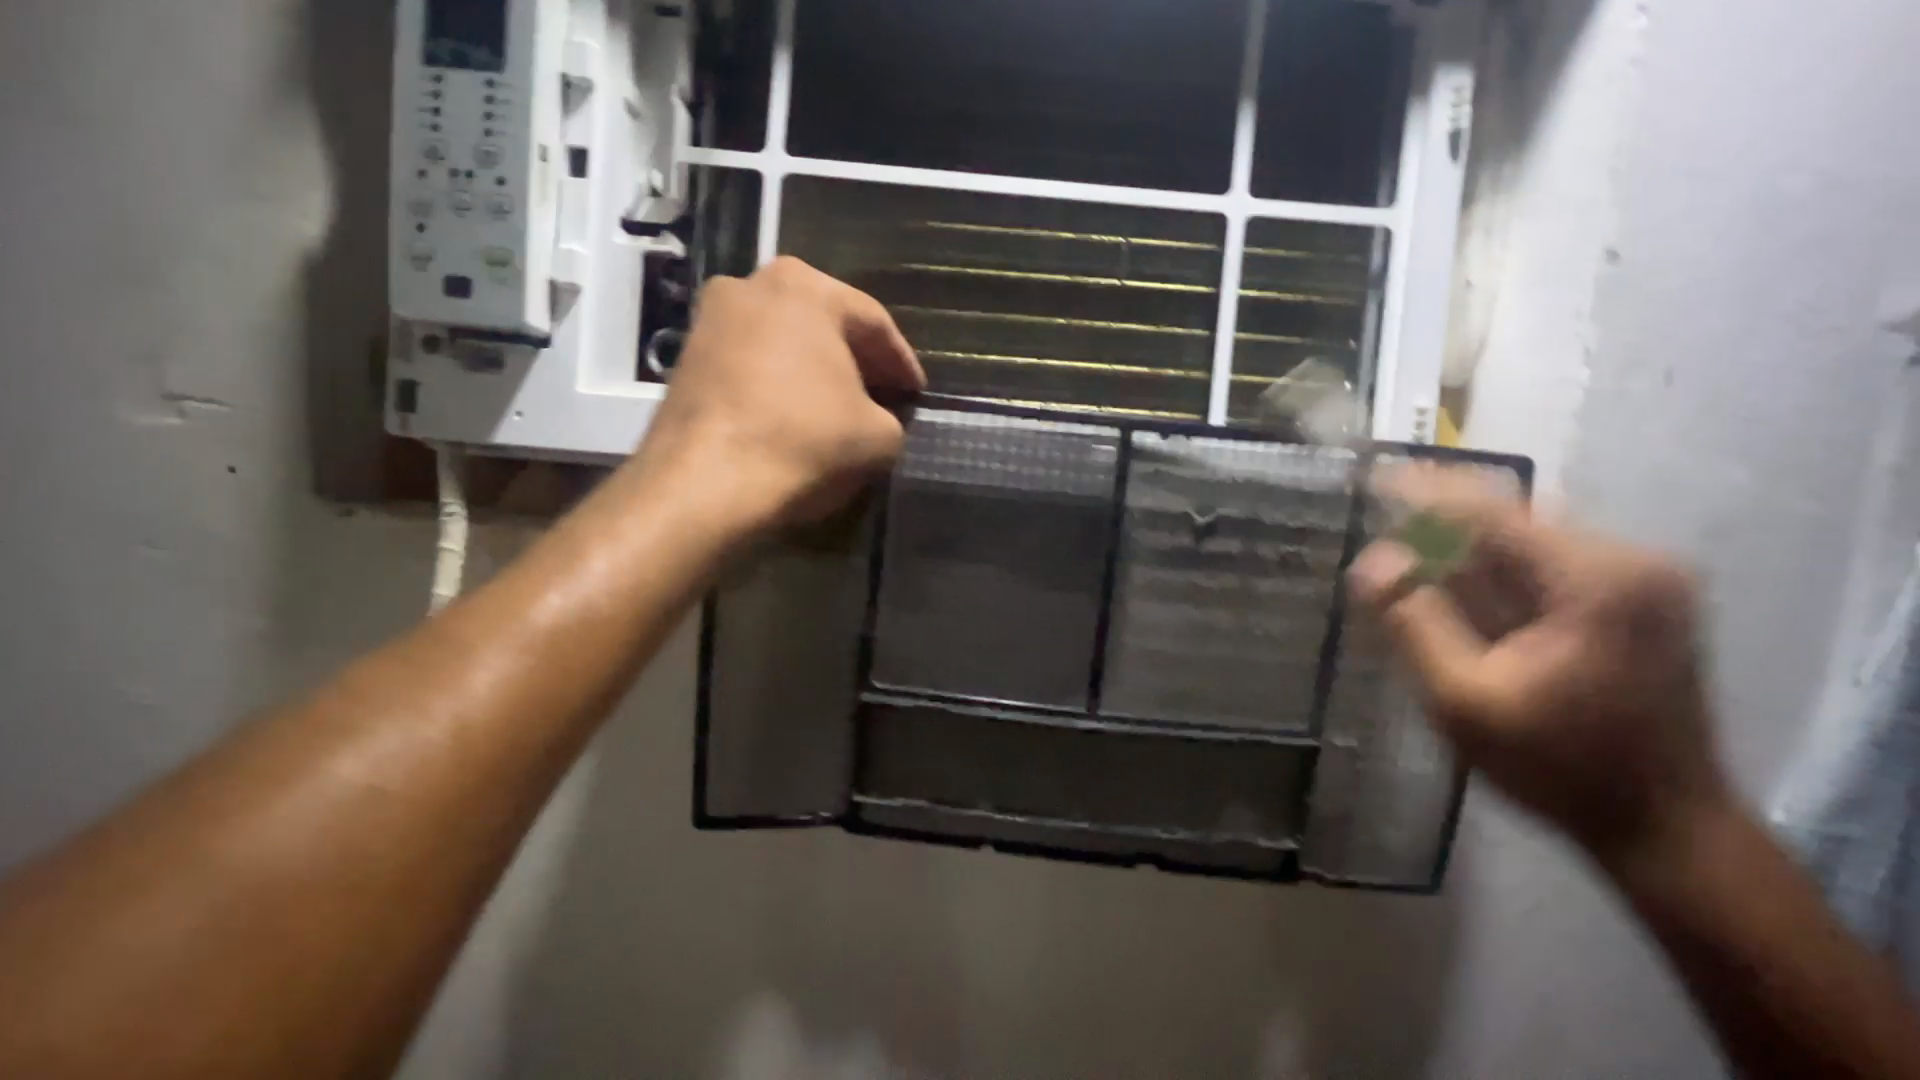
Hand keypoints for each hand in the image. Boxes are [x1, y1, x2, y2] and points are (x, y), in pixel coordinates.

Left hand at [628, 258, 925, 536]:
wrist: (704, 484)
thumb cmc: (802, 442)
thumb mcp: (878, 437)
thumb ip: (890, 418)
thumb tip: (879, 420)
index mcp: (805, 287)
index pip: (873, 322)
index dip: (901, 362)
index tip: (916, 393)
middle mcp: (752, 286)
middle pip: (823, 323)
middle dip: (855, 360)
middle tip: (882, 395)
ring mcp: (710, 320)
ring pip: (782, 341)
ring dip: (812, 371)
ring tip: (838, 408)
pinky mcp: (684, 359)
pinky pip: (749, 364)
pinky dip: (776, 385)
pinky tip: (792, 417)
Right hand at [1347, 467, 1732, 863]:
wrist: (1667, 829)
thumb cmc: (1561, 767)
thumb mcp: (1465, 700)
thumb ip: (1414, 623)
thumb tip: (1372, 562)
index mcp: (1596, 578)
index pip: (1492, 512)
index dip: (1424, 491)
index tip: (1372, 476)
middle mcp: (1631, 562)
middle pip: (1513, 523)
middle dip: (1442, 528)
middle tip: (1382, 540)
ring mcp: (1644, 582)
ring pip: (1531, 546)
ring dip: (1469, 555)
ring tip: (1409, 570)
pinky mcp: (1642, 604)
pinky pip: (1551, 570)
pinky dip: (1500, 578)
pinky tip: (1462, 599)